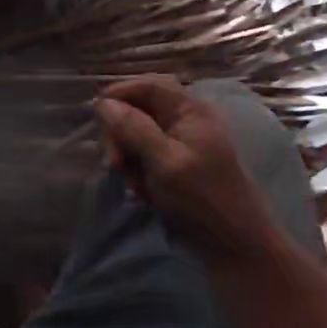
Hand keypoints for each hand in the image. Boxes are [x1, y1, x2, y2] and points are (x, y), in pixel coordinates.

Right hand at [93, 75, 285, 259]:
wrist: (232, 242)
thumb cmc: (201, 198)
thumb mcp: (163, 161)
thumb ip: (133, 128)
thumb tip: (103, 103)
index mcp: (190, 110)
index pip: (147, 85)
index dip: (119, 94)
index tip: (94, 115)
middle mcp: (185, 121)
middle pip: (138, 110)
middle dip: (120, 133)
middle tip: (114, 163)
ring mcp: (180, 144)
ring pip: (137, 136)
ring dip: (126, 157)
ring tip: (132, 183)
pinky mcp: (175, 166)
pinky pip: (144, 158)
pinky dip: (137, 172)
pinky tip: (141, 191)